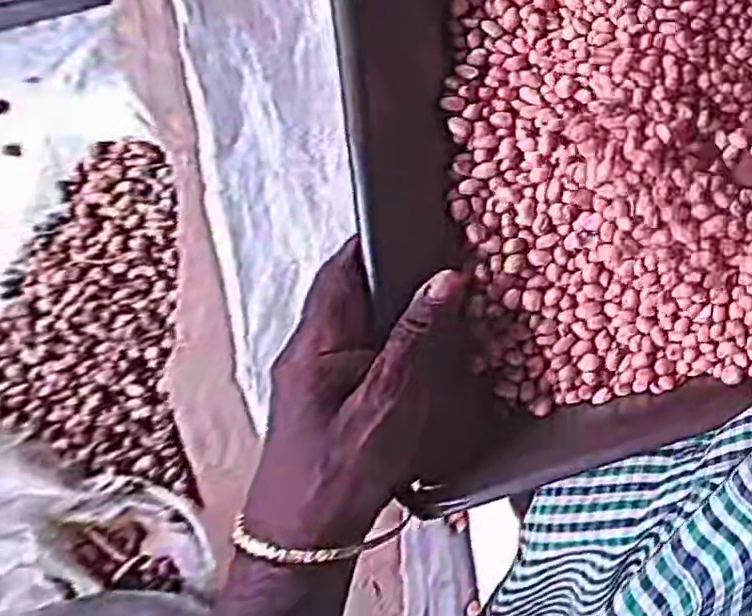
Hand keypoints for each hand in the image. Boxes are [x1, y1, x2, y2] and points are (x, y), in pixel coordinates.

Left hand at [238, 239, 465, 549]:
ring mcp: (321, 369)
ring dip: (399, 293)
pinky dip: (398, 321)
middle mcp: (312, 350)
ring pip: (362, 311)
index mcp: (315, 345)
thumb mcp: (388, 397)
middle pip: (352, 286)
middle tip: (445, 241)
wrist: (305, 537)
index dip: (372, 238)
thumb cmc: (341, 469)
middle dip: (395, 260)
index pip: (340, 271)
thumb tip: (446, 277)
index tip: (413, 215)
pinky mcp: (335, 386)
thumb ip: (416, 334)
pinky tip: (431, 327)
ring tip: (447, 277)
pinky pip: (368, 337)